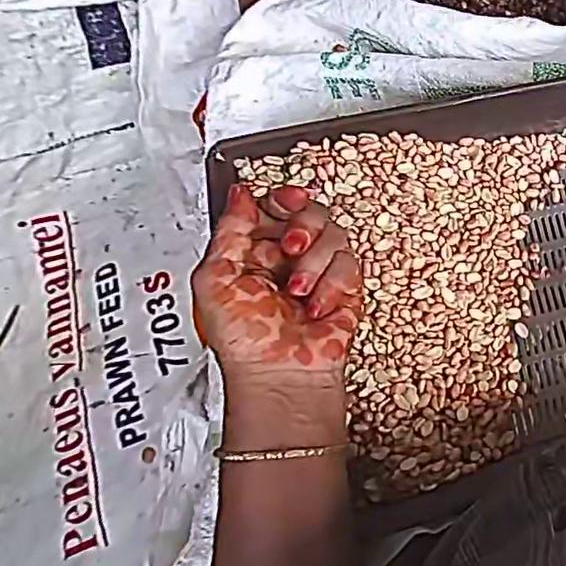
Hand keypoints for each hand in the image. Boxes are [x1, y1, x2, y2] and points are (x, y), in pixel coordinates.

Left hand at [193, 185, 363, 392]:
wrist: (281, 372)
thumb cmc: (244, 340)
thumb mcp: (215, 278)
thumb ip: (229, 231)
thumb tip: (240, 194)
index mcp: (255, 251)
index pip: (275, 208)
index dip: (284, 198)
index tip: (288, 199)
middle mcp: (291, 258)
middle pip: (312, 213)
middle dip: (304, 227)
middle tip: (292, 248)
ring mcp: (321, 272)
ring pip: (335, 236)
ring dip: (315, 264)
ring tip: (298, 291)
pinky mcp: (348, 287)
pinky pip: (350, 264)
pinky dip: (333, 285)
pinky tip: (317, 306)